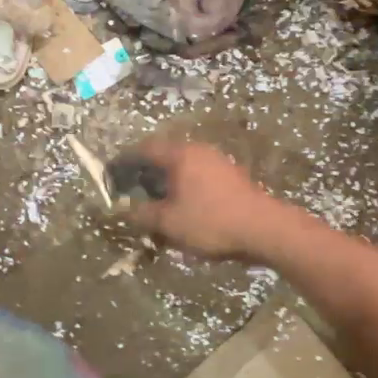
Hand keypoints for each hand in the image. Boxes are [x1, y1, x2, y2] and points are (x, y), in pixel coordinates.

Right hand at [122, 139, 293, 259]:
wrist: (263, 228)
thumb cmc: (210, 221)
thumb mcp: (169, 222)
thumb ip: (142, 214)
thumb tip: (124, 209)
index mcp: (180, 154)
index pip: (144, 148)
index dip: (126, 161)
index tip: (114, 174)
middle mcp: (198, 151)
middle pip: (165, 155)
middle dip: (147, 173)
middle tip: (133, 192)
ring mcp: (218, 162)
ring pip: (183, 167)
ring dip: (168, 182)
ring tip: (157, 204)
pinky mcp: (231, 177)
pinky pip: (199, 177)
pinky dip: (186, 188)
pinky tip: (184, 208)